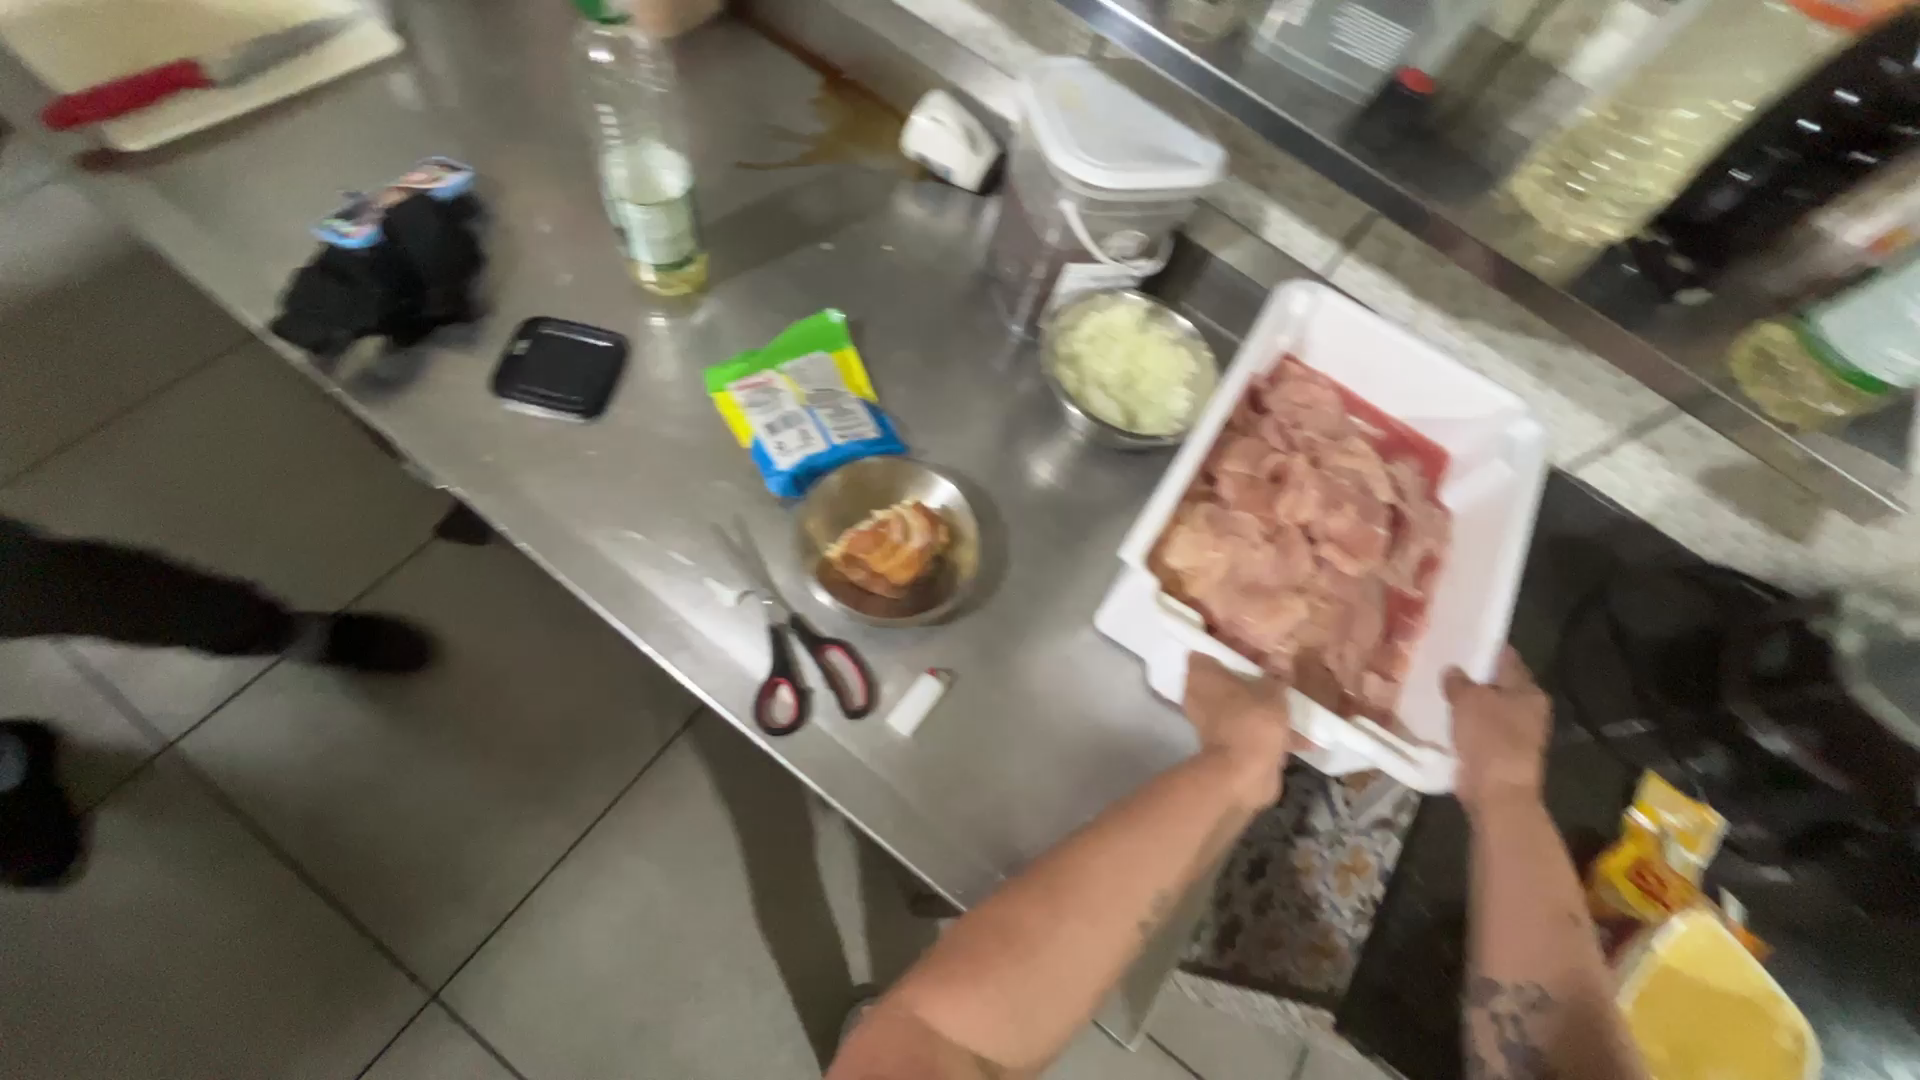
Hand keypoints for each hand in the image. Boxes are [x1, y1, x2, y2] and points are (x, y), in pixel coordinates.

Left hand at [1183, 653, 1292, 803]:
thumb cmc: (1252, 721)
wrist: (1243, 774)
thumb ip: (1276, 675)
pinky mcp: (1224, 744)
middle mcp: (1199, 695)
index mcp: (1201, 674)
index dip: (1226, 647)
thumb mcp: (1272, 692)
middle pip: (1224, 678)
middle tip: (1276, 671)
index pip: (1205, 650)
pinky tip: (1303, 737)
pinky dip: (1269, 732)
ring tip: (1292, 701)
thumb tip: (1280, 659)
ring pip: (1239, 705)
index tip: (1251, 647)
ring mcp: (1210, 721)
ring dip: (1262, 705)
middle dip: (1249, 677)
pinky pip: (1248, 729)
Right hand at [1445, 647, 1549, 818]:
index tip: (1459, 637)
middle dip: (1471, 674)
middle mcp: (1528, 709)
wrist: (1497, 791)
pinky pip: (1478, 726)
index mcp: (1529, 692)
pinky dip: (1463, 720)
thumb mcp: (1469, 700)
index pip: (1507, 659)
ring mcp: (1515, 731)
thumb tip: (1453, 671)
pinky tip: (1441, 714)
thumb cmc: (1490, 738)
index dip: (1484, 647)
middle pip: (1496, 682)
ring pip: (1485, 705)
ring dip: (1465, 699)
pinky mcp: (1499, 750)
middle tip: (1440, 660)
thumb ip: (1459, 681)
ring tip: (1435, 685)